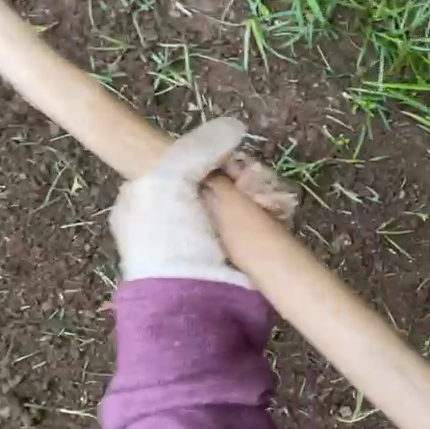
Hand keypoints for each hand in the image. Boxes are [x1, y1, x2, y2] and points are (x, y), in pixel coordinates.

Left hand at [111, 117, 298, 284]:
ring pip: (250, 190)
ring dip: (262, 187)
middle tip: (247, 179)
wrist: (197, 302)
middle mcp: (186, 212)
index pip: (186, 159)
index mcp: (153, 197)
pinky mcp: (250, 247)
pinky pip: (269, 212)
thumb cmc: (167, 244)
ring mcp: (219, 231)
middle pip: (224, 173)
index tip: (224, 158)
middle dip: (242, 172)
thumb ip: (195, 148)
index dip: (208, 153)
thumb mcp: (164, 183)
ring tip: (265, 197)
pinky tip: (276, 207)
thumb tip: (234, 126)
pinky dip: (275, 206)